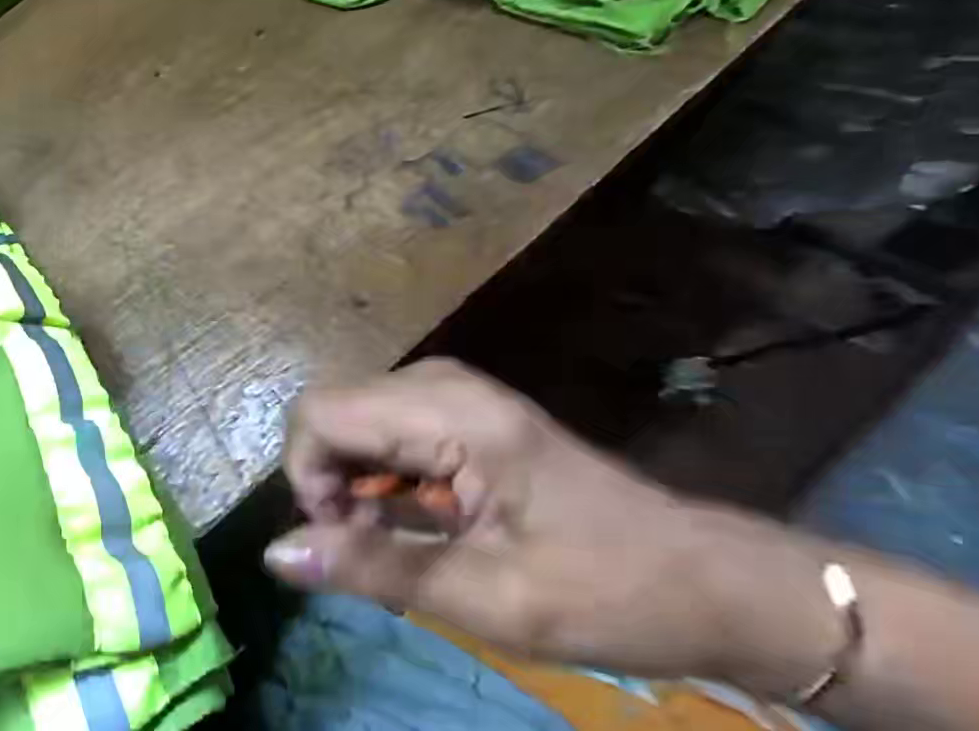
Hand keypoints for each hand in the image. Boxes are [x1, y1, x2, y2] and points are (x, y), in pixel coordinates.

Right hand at [266, 358, 842, 693]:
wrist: (703, 578)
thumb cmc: (604, 592)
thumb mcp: (487, 598)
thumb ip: (374, 567)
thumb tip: (275, 554)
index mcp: (451, 412)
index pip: (321, 413)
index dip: (308, 477)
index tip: (343, 541)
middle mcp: (440, 381)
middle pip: (333, 411)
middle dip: (328, 480)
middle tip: (371, 549)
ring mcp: (450, 389)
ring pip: (353, 418)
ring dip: (352, 481)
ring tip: (396, 541)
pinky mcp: (458, 407)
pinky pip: (385, 426)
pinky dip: (380, 475)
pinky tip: (418, 517)